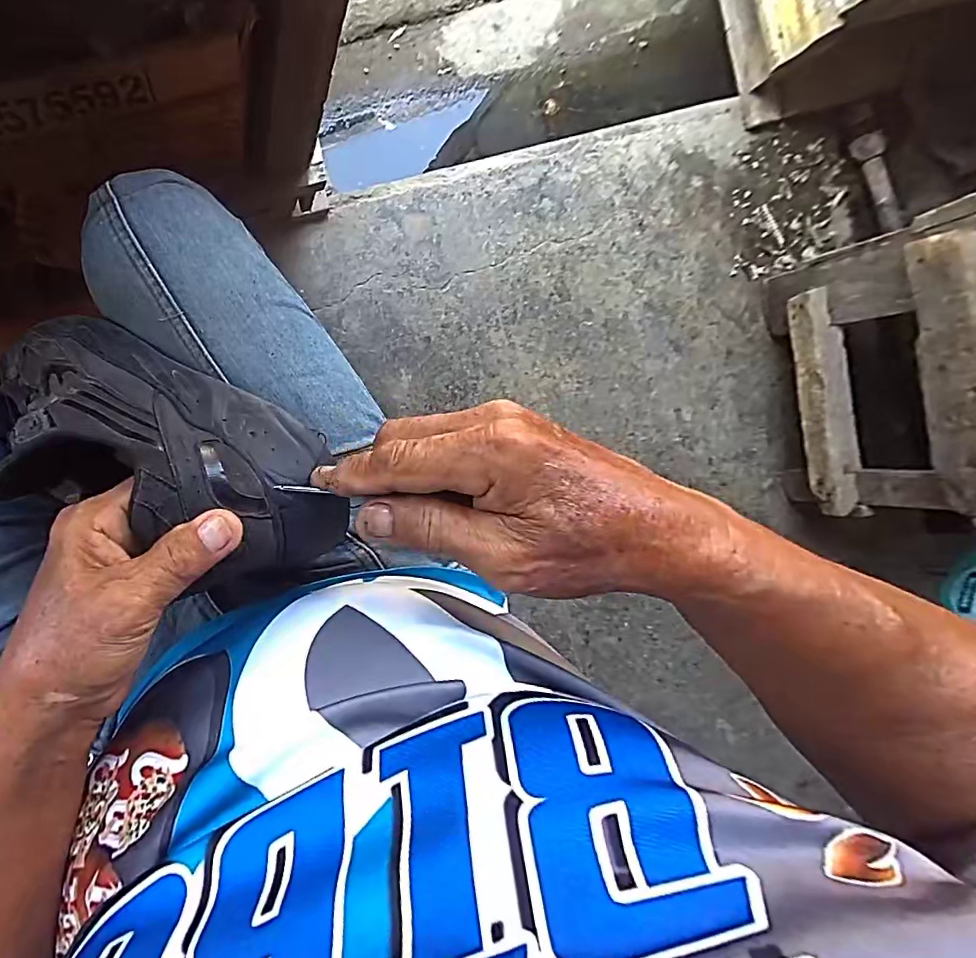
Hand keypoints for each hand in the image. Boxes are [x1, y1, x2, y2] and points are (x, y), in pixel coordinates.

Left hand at [0, 480, 241, 721]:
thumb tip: (224, 522)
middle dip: (197, 518)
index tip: (230, 493)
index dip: (190, 488)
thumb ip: (181, 556)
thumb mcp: (132, 597)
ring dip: (194, 545)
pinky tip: (210, 567)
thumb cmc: (68, 652)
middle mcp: (103, 534)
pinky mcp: (133, 587)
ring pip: (169, 538)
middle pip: (164, 509)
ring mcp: (118, 562)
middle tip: (236, 519)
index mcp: (90, 520)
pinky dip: (189, 566)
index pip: (151, 483)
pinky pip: (169, 564)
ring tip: (226, 544)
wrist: (55, 712)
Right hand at [312, 401, 756, 599]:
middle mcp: (493, 420)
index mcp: (488, 448)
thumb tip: (373, 516)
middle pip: (402, 435)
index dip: (352, 474)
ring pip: (423, 434)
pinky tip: (443, 500)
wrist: (652, 528)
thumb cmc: (592, 545)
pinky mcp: (512, 427)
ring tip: (416, 518)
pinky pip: (448, 436)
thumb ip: (428, 529)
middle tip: (370, 516)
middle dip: (375, 473)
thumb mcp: (500, 555)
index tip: (323, 482)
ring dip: (404, 470)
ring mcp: (504, 418)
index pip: (395, 457)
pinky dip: (430, 465)